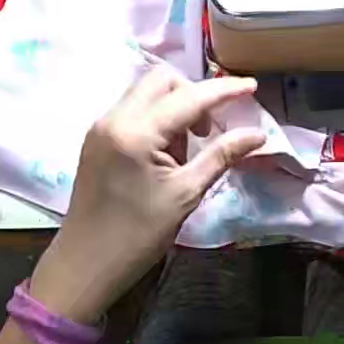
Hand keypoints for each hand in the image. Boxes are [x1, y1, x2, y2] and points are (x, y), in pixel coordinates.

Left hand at [29, 66, 266, 321]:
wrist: (86, 263)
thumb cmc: (138, 235)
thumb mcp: (185, 194)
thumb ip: (221, 156)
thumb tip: (258, 134)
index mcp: (136, 132)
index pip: (188, 96)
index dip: (224, 90)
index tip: (252, 87)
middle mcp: (114, 118)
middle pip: (161, 80)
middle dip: (194, 93)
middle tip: (210, 128)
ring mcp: (100, 127)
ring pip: (145, 92)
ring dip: (174, 106)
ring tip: (187, 147)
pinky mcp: (96, 139)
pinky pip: (132, 110)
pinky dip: (156, 118)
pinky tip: (165, 152)